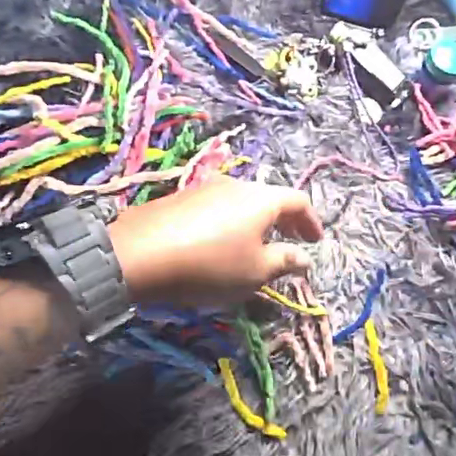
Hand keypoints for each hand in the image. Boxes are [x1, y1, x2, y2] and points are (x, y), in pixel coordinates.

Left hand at [107, 176, 324, 306]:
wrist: (139, 254)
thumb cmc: (210, 264)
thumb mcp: (255, 271)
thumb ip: (284, 261)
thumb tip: (304, 257)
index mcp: (261, 198)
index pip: (298, 201)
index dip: (311, 221)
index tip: (316, 241)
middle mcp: (236, 184)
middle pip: (269, 198)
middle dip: (284, 221)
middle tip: (292, 241)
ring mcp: (205, 188)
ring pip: (242, 202)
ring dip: (256, 222)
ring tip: (257, 245)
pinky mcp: (180, 198)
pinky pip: (218, 208)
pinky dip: (231, 223)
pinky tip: (223, 243)